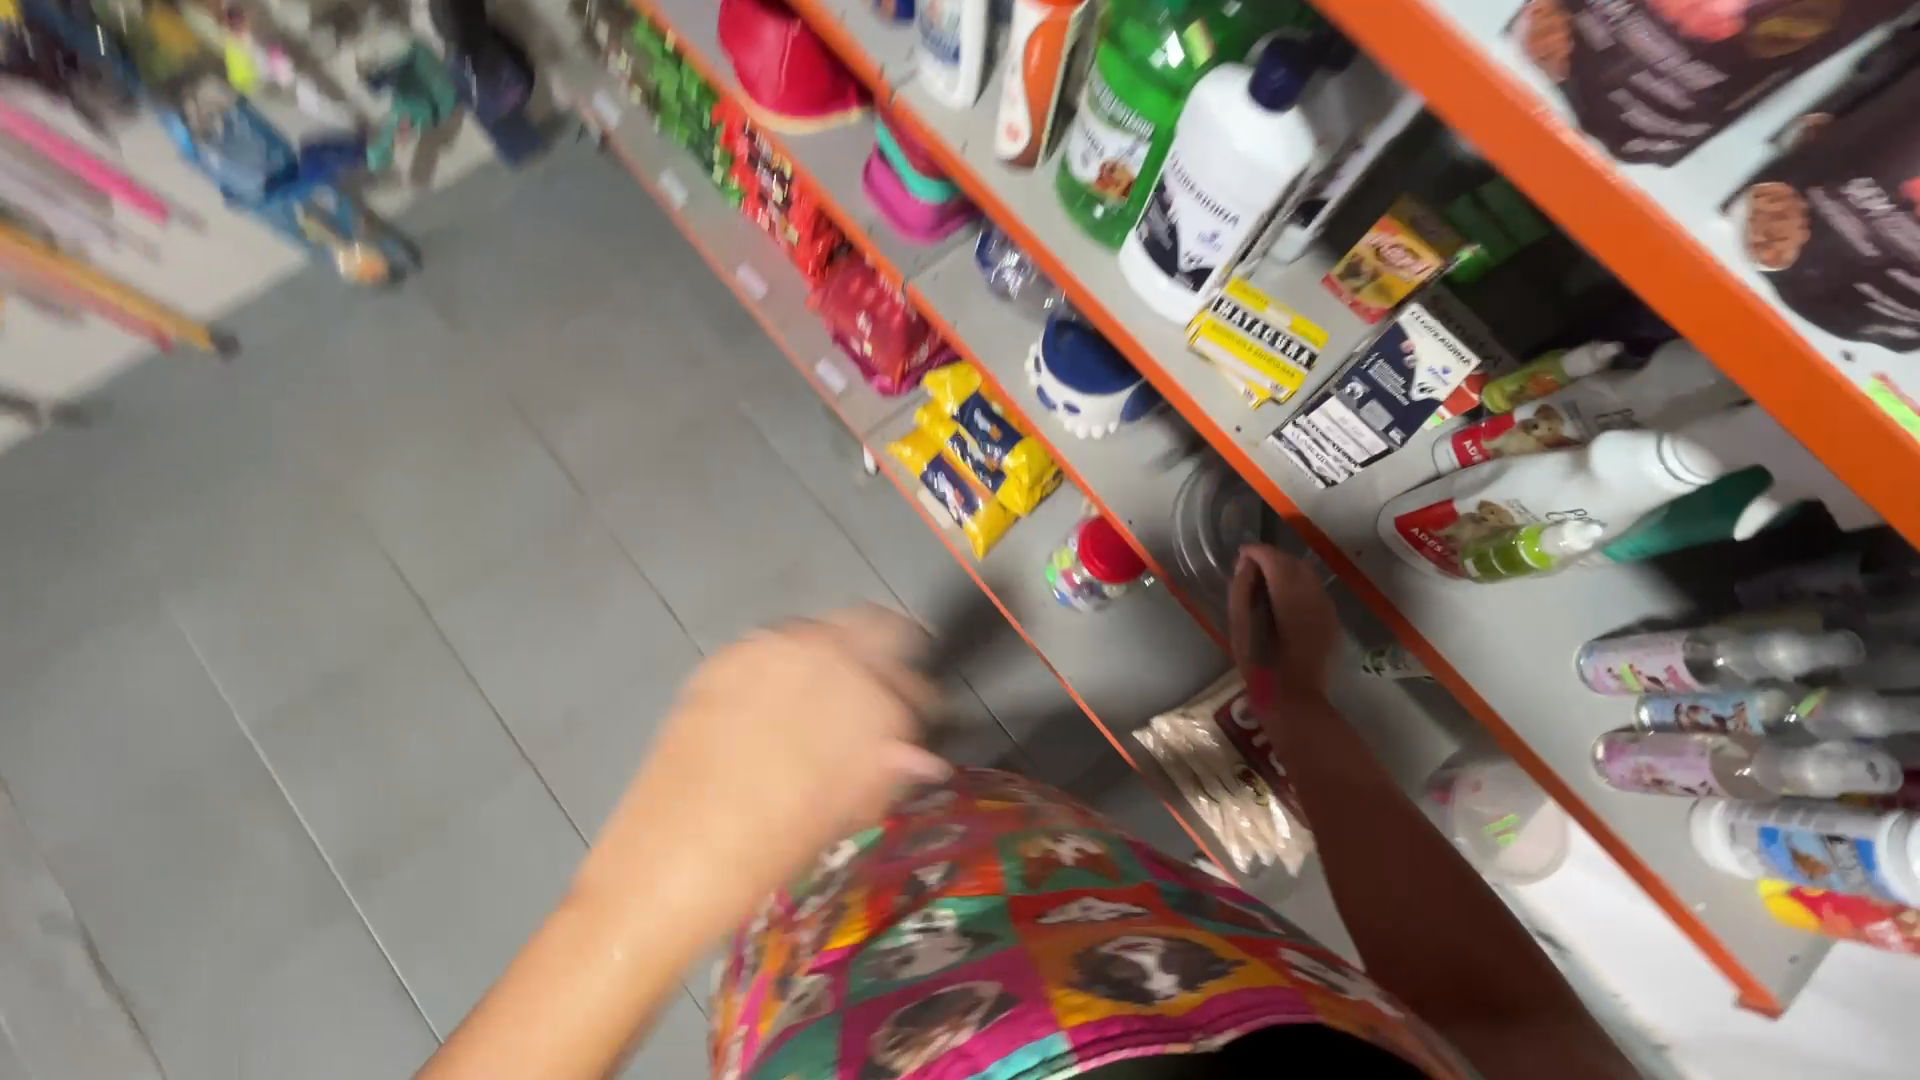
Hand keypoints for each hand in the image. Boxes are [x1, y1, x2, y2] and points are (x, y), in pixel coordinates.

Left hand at [581, 606, 950, 943]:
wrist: (672, 857)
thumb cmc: (774, 849)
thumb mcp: (848, 810)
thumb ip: (889, 768)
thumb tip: (917, 754)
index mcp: (869, 700)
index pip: (914, 679)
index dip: (920, 698)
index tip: (918, 713)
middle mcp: (826, 657)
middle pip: (875, 626)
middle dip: (886, 655)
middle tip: (884, 687)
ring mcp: (771, 648)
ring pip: (825, 630)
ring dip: (838, 654)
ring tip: (829, 694)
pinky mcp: (728, 655)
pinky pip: (775, 644)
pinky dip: (788, 662)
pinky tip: (779, 699)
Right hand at [1229, 546, 1339, 706]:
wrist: (1294, 699)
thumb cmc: (1259, 666)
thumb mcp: (1240, 629)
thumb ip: (1241, 592)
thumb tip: (1245, 565)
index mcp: (1289, 599)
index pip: (1275, 560)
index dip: (1257, 552)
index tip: (1241, 553)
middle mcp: (1314, 598)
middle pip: (1294, 563)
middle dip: (1272, 558)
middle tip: (1250, 565)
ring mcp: (1327, 609)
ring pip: (1307, 575)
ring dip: (1286, 570)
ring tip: (1264, 580)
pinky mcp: (1331, 620)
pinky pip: (1315, 591)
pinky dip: (1298, 585)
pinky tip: (1283, 598)